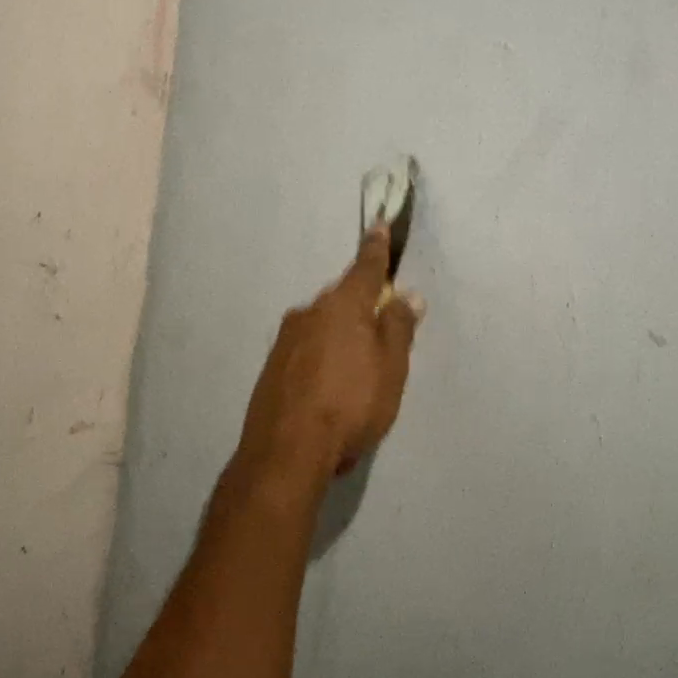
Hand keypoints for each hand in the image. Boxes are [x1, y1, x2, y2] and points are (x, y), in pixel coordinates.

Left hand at [233, 225, 423, 483]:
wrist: (286, 452)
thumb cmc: (351, 404)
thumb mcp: (391, 367)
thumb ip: (398, 327)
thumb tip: (406, 295)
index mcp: (343, 305)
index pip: (365, 267)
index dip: (376, 248)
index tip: (377, 226)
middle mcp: (310, 312)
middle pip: (342, 297)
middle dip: (361, 302)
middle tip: (380, 320)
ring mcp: (286, 339)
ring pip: (321, 322)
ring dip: (340, 331)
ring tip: (357, 362)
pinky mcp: (272, 367)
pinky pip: (306, 347)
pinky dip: (322, 354)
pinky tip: (330, 382)